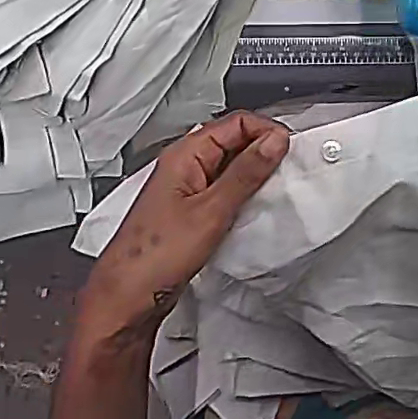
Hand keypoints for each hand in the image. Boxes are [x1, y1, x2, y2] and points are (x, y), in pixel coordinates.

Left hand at [80, 111, 289, 334]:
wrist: (128, 296)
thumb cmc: (153, 256)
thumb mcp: (210, 211)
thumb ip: (245, 174)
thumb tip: (273, 142)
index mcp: (185, 154)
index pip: (237, 123)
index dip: (266, 131)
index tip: (289, 149)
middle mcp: (185, 166)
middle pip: (235, 141)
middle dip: (264, 151)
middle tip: (287, 170)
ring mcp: (189, 188)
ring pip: (232, 166)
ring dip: (256, 175)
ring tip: (273, 191)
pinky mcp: (193, 210)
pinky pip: (226, 191)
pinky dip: (245, 195)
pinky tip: (255, 210)